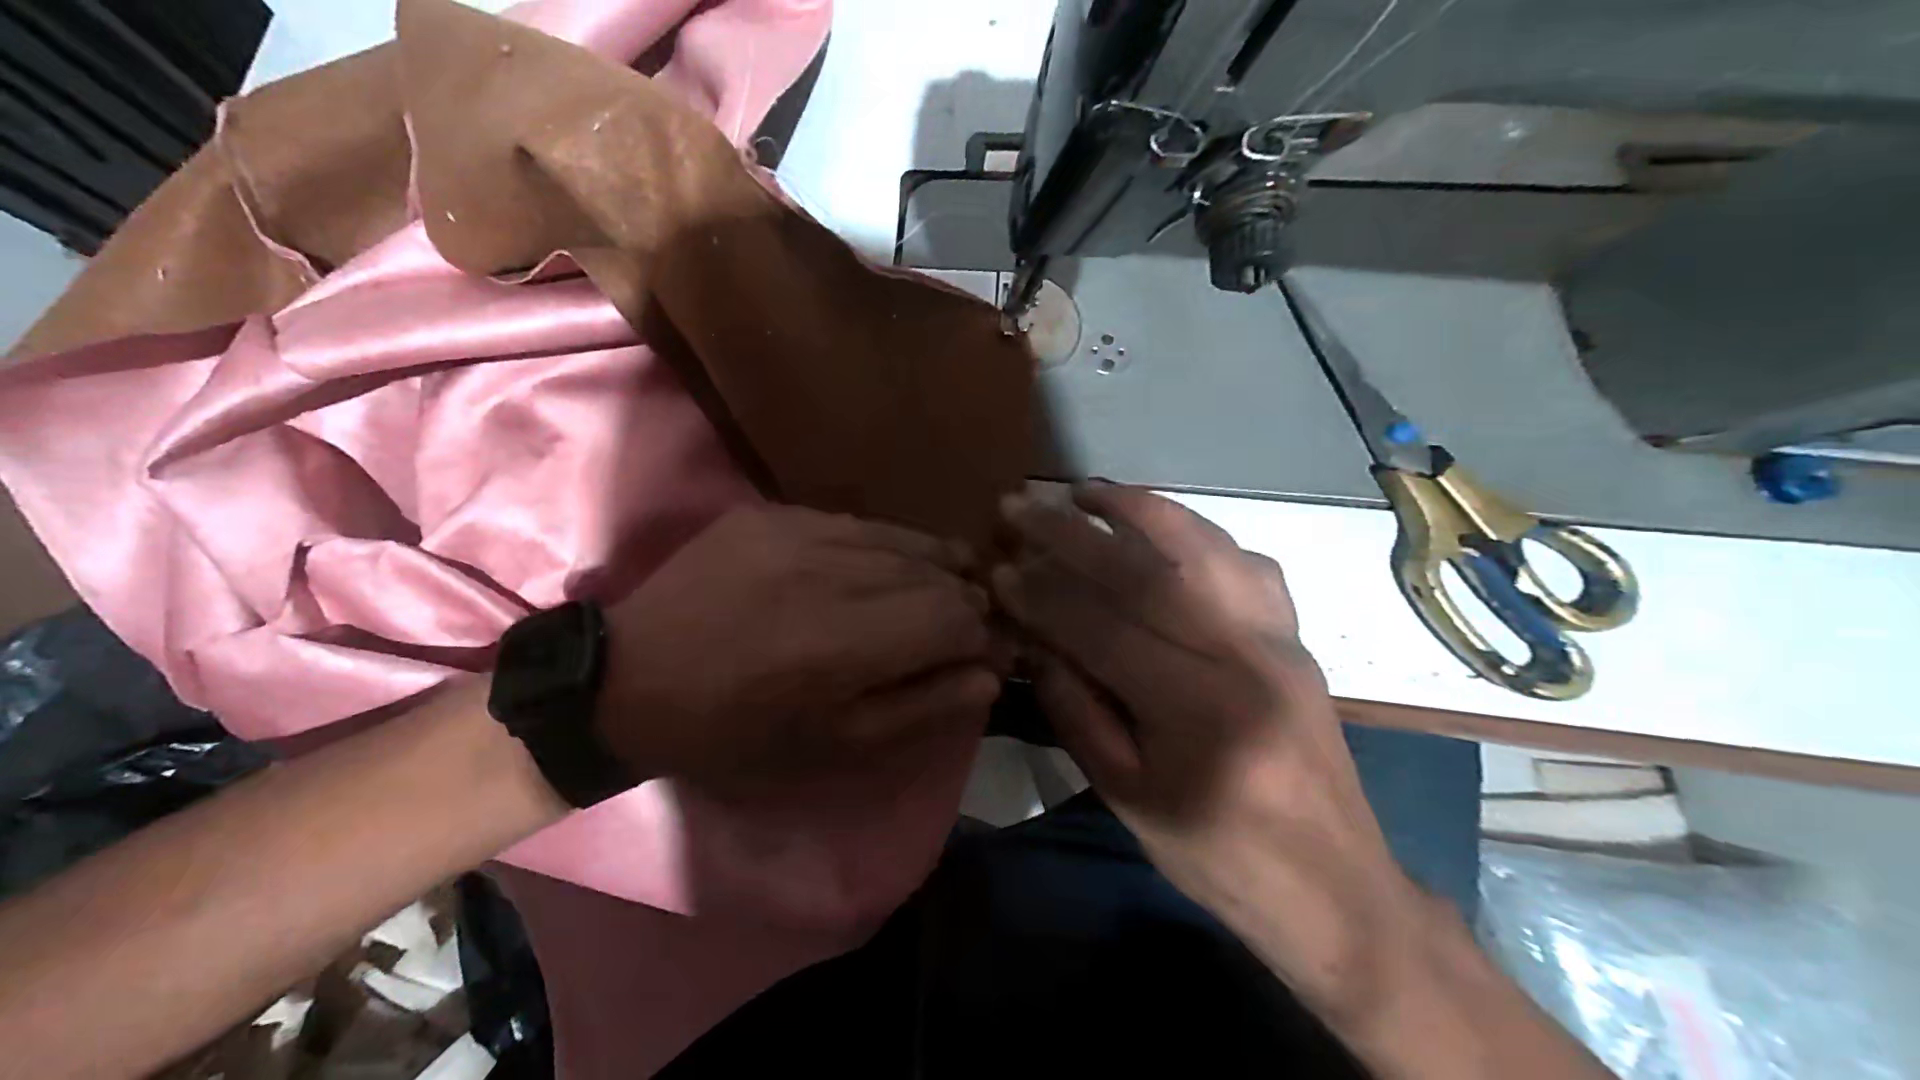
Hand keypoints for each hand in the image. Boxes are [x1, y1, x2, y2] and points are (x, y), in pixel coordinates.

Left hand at [593, 504, 1002, 792]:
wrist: (628, 680)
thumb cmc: (734, 733)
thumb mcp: (833, 747)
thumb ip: (920, 709)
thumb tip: (989, 676)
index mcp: (845, 643)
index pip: (956, 616)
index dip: (983, 635)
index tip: (984, 655)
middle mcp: (830, 572)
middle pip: (937, 571)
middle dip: (964, 601)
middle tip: (962, 629)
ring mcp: (799, 531)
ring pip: (903, 539)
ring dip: (933, 569)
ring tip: (937, 593)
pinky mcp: (774, 513)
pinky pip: (856, 523)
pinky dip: (884, 549)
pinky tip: (878, 571)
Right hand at [993, 485, 1429, 1018]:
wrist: (1334, 886)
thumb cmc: (1217, 858)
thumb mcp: (1127, 799)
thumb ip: (1077, 711)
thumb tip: (1036, 638)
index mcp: (1201, 715)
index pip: (1104, 630)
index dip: (1043, 595)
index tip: (999, 569)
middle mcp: (1249, 660)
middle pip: (1149, 574)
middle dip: (1072, 534)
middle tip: (1020, 507)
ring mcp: (1283, 641)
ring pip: (1206, 547)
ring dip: (1140, 509)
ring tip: (1087, 492)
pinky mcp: (1298, 639)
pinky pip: (1247, 565)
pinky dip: (1198, 534)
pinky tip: (1165, 529)